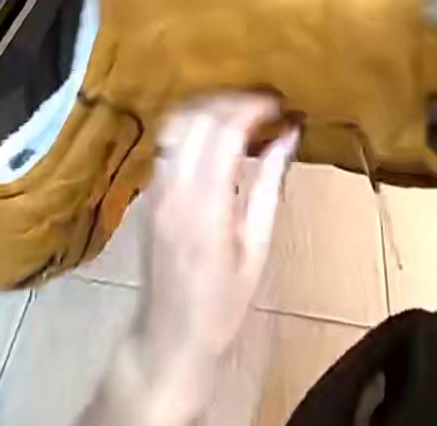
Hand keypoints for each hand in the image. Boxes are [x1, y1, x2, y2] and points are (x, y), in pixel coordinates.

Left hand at [113, 93, 297, 425]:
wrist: (168, 337)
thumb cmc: (223, 302)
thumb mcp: (258, 249)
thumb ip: (270, 186)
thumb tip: (289, 135)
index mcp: (207, 204)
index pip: (226, 131)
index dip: (253, 107)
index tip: (278, 103)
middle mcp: (175, 187)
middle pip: (199, 117)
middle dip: (234, 100)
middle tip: (264, 103)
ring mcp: (156, 186)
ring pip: (178, 121)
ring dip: (210, 106)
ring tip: (241, 110)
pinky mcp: (148, 189)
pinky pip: (167, 138)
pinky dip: (192, 122)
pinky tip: (214, 129)